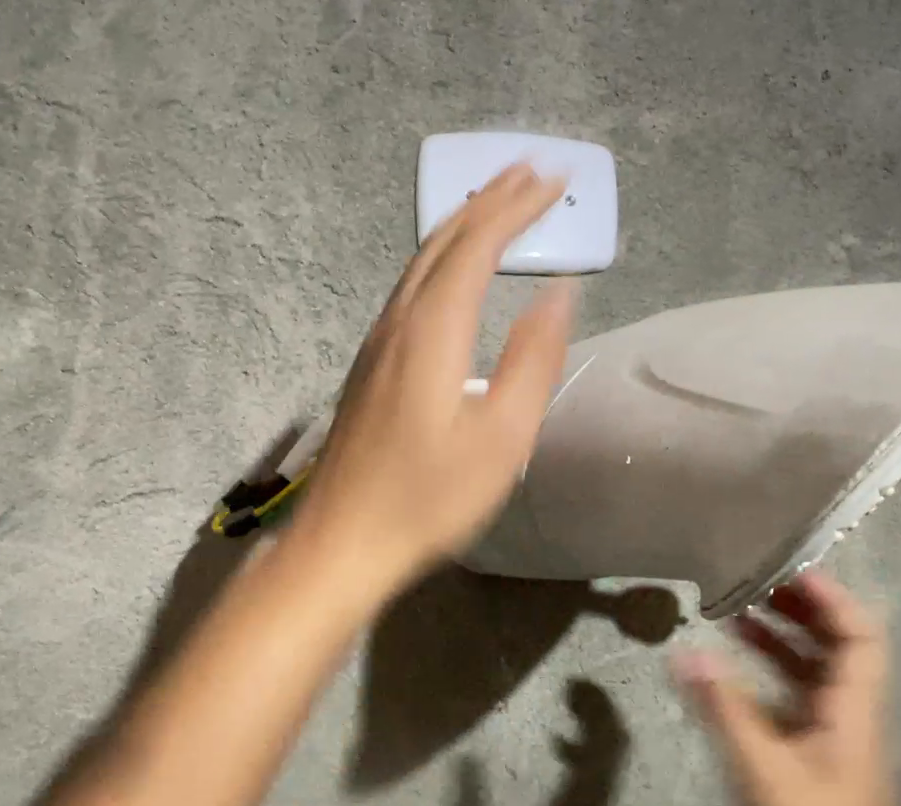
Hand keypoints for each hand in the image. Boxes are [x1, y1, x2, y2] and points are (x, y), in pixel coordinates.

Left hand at [286, 164, 575, 594]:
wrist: (343, 540)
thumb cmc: (428, 499)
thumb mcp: (500, 439)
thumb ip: (532, 362)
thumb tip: (558, 295)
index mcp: (432, 331)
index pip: (478, 245)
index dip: (517, 207)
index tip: (556, 179)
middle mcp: (398, 323)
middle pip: (442, 241)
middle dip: (488, 201)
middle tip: (529, 172)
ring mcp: (376, 345)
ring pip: (418, 264)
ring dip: (461, 227)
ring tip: (496, 205)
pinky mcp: (368, 369)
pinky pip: (407, 291)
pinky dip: (439, 263)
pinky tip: (450, 275)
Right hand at [671, 574, 900, 805]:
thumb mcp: (762, 773)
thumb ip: (723, 709)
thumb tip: (684, 650)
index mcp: (853, 713)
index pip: (860, 636)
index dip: (829, 597)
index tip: (784, 567)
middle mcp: (850, 720)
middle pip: (838, 649)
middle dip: (800, 612)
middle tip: (751, 584)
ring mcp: (834, 745)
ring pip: (814, 678)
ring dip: (782, 645)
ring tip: (736, 618)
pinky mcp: (815, 767)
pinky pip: (794, 707)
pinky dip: (767, 683)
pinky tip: (732, 682)